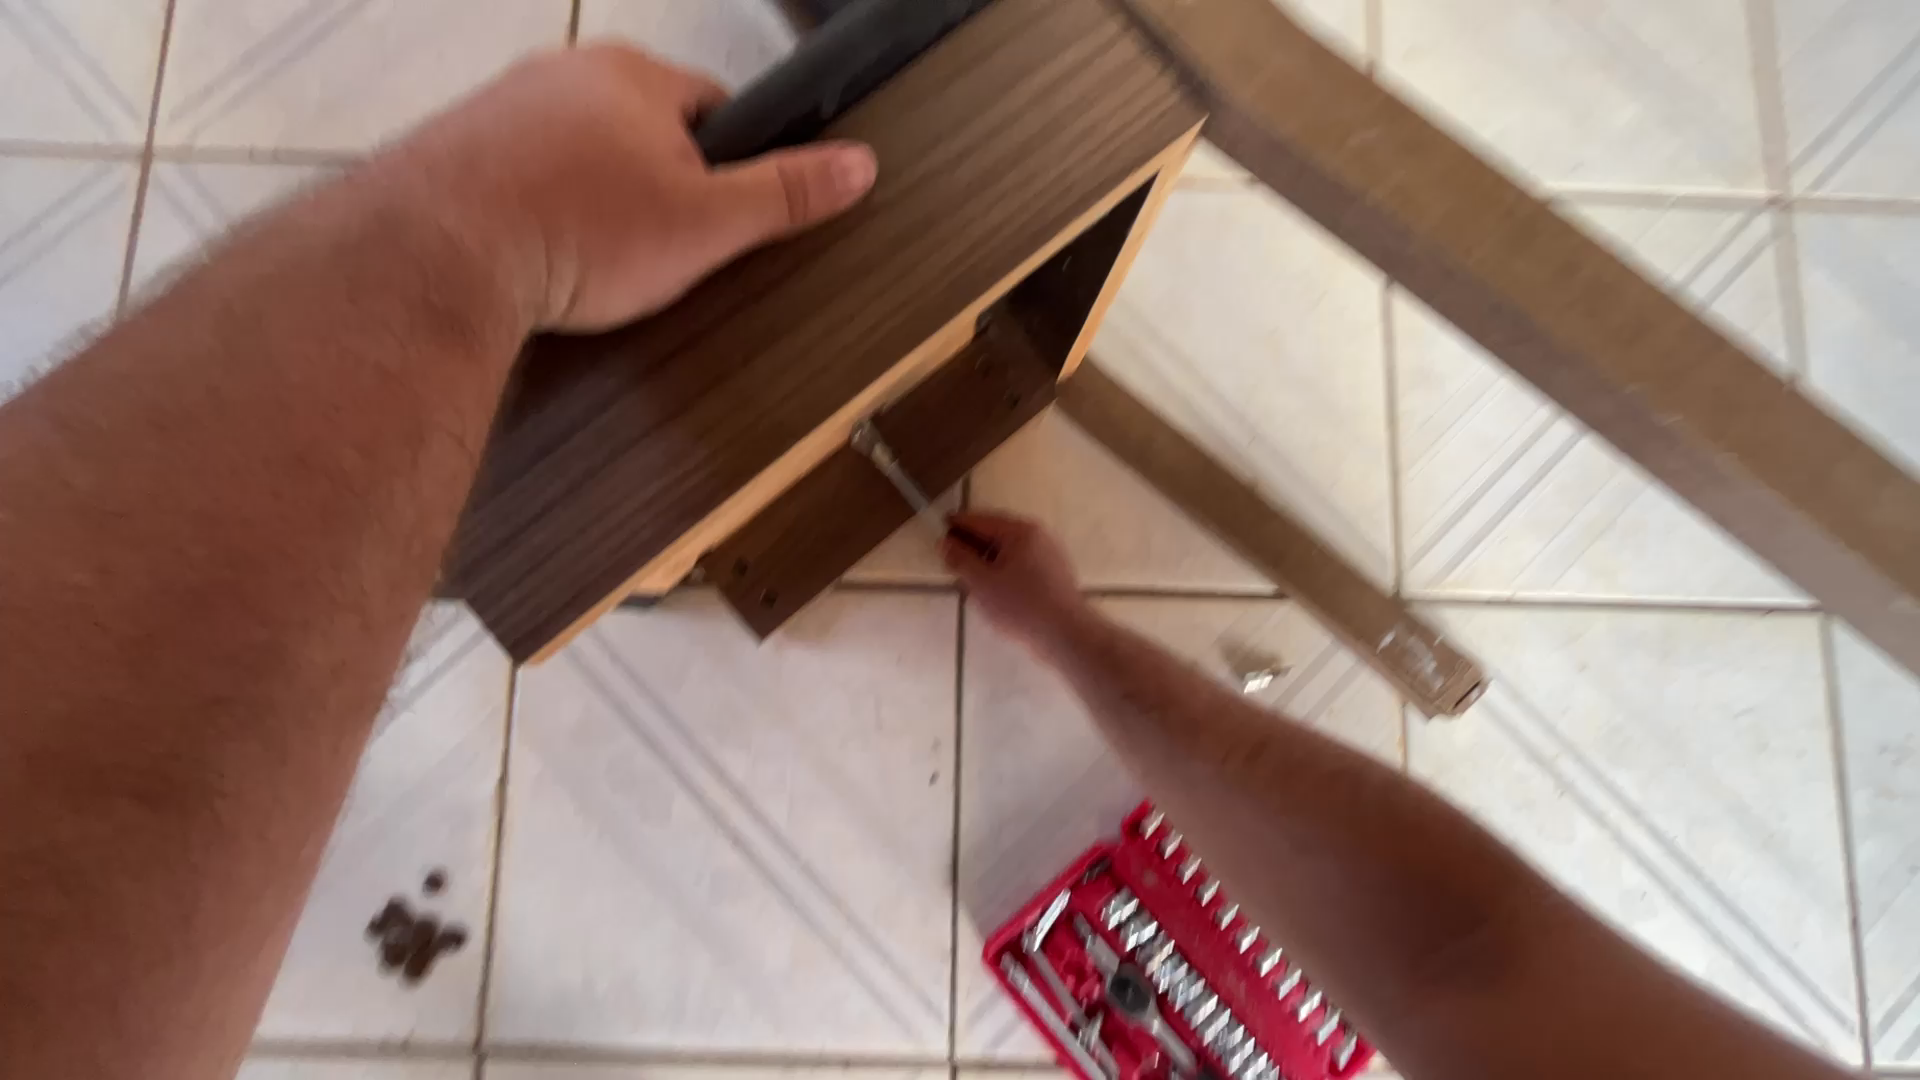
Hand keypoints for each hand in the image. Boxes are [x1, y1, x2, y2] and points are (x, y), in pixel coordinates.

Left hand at [378, 44, 878, 331]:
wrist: (442, 255)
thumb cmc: (589, 233)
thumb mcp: (708, 224)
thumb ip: (784, 195)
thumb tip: (862, 163)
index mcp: (635, 78)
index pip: (713, 106)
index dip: (732, 162)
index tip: (727, 214)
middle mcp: (567, 71)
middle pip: (648, 127)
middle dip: (666, 180)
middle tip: (669, 248)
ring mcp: (507, 105)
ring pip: (587, 148)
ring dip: (608, 193)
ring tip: (608, 258)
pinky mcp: (463, 147)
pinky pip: (533, 168)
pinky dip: (554, 203)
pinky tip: (555, 250)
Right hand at [941, 512, 1094, 655]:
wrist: (1065, 635)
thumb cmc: (1019, 606)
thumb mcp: (981, 583)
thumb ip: (960, 559)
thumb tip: (944, 542)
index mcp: (1020, 531)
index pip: (980, 520)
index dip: (956, 526)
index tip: (937, 532)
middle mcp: (1038, 536)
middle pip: (996, 533)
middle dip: (971, 544)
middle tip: (949, 558)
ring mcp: (1049, 555)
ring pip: (1009, 550)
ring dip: (987, 558)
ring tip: (968, 576)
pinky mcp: (1054, 575)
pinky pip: (1022, 564)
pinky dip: (1003, 569)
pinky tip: (993, 589)